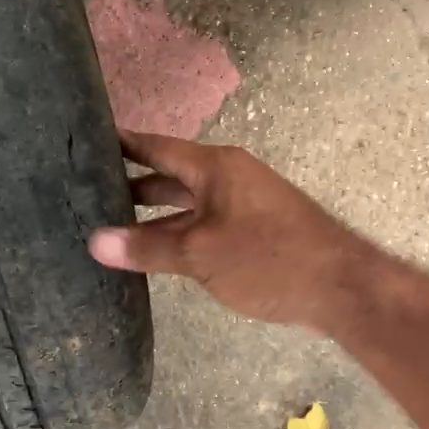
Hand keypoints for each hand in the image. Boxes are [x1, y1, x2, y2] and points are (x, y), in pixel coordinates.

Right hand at [87, 129, 377, 330]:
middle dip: (128, 183)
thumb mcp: (199, 253)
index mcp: (216, 167)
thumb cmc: (269, 258)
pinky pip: (199, 225)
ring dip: (150, 215)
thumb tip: (94, 241)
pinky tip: (150, 252)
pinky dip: (173, 234)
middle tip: (85, 189)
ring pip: (183, 204)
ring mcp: (240, 206)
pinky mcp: (249, 232)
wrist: (343, 290)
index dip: (122, 142)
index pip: (156, 146)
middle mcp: (227, 178)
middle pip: (168, 175)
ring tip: (106, 224)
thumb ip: (146, 246)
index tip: (86, 138)